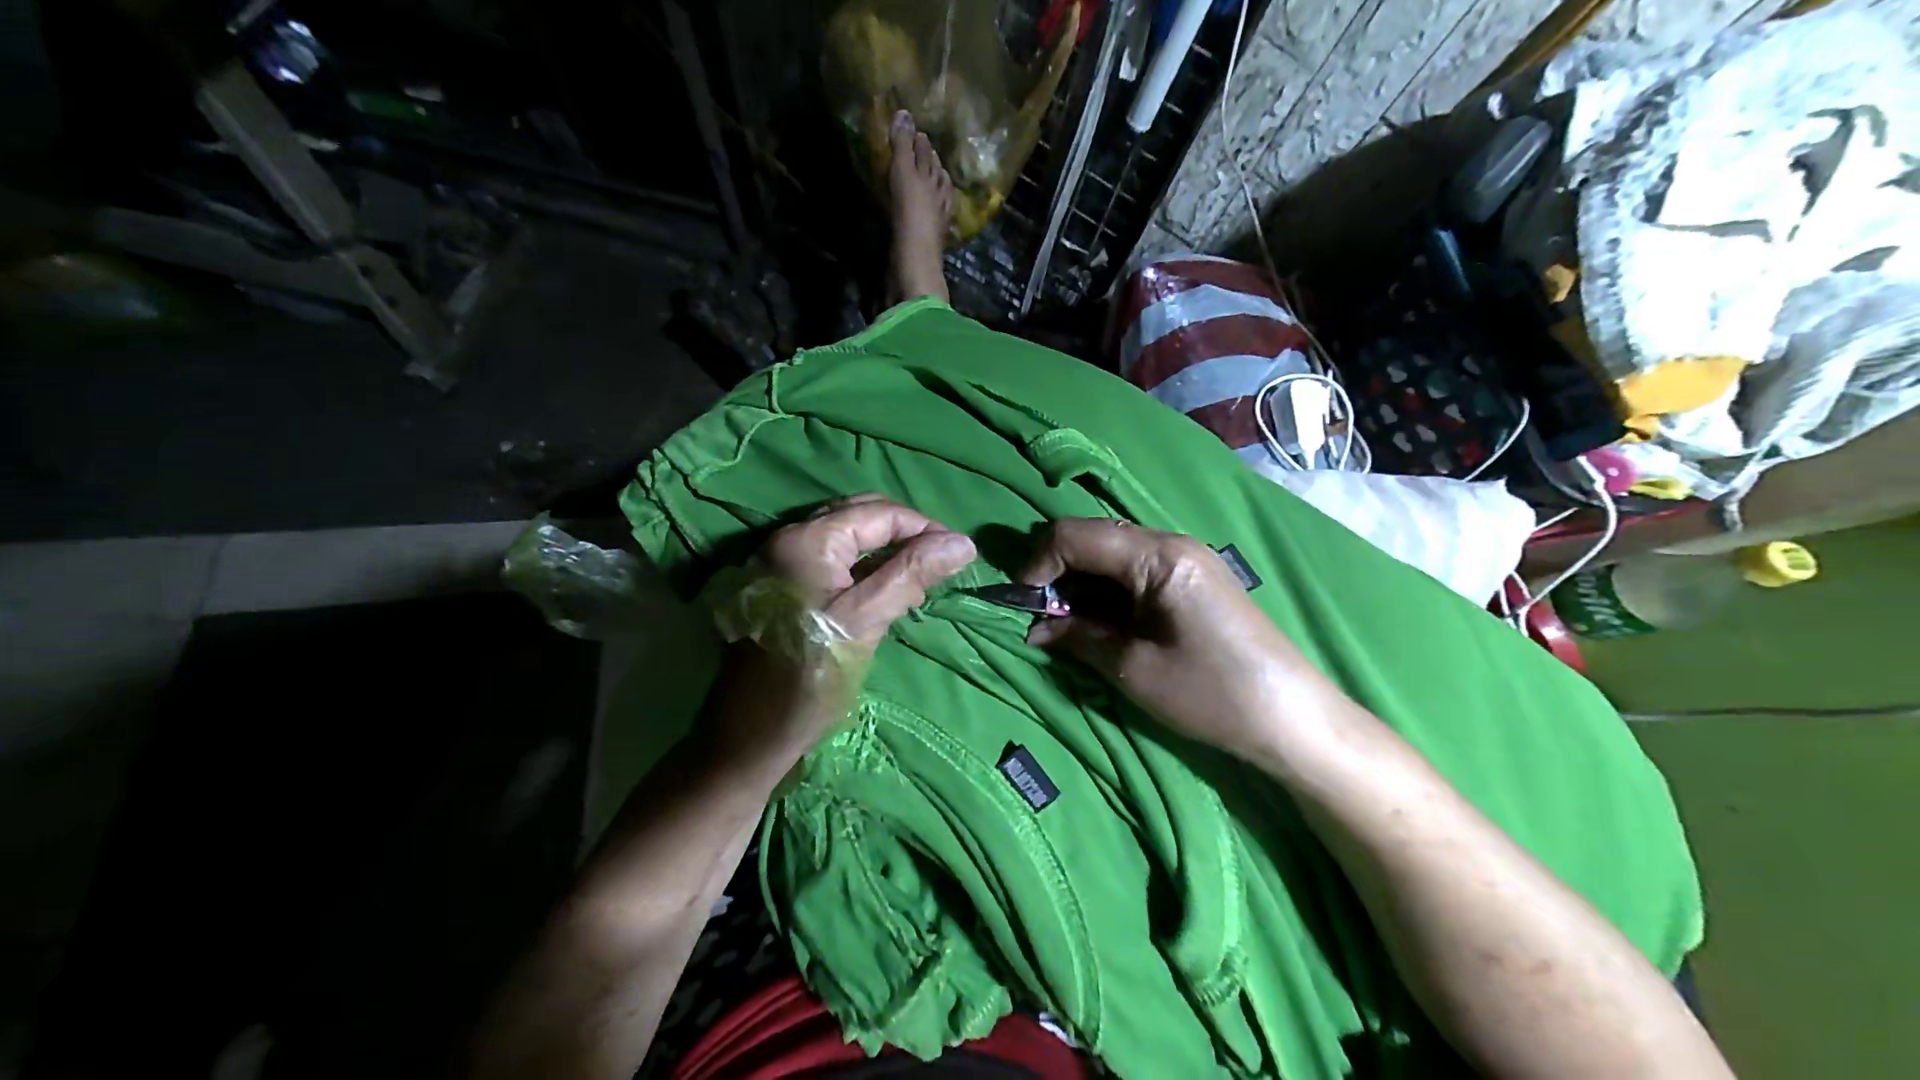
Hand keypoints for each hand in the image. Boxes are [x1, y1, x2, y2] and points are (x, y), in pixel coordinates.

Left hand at [706, 495, 975, 758]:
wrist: (752, 733)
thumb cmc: (810, 676)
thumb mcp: (865, 621)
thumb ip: (912, 574)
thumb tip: (963, 542)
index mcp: (807, 540)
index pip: (879, 512)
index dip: (924, 527)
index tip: (960, 554)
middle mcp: (790, 538)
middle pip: (861, 515)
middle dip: (905, 532)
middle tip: (940, 560)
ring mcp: (783, 561)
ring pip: (848, 536)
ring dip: (887, 548)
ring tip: (920, 574)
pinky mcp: (785, 584)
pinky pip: (834, 558)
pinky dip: (865, 564)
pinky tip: (888, 586)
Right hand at [1021, 519, 1343, 760]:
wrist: (1293, 718)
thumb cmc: (1211, 692)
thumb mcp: (1132, 669)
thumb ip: (1077, 637)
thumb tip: (1035, 629)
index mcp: (1158, 555)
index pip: (1074, 534)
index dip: (1037, 565)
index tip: (1023, 606)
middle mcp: (1171, 542)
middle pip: (1092, 538)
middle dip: (1058, 574)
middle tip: (1045, 622)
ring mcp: (1186, 558)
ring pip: (1111, 554)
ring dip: (1081, 585)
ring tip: (1070, 629)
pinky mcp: (1193, 579)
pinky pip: (1134, 571)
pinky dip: (1107, 593)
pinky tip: (1102, 626)